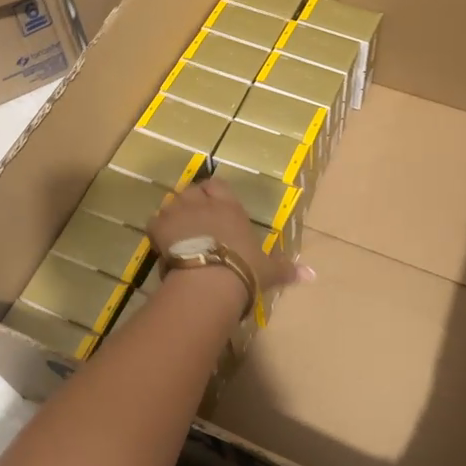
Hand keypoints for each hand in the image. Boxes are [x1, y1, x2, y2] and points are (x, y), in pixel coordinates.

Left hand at [148, 180, 297, 293]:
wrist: (212, 279)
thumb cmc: (245, 269)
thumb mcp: (269, 270)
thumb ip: (287, 269)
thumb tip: (312, 274)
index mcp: (230, 208)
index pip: (218, 186)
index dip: (214, 193)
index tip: (213, 206)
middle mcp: (205, 204)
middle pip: (192, 191)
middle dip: (192, 202)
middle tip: (194, 223)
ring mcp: (180, 213)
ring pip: (172, 203)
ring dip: (173, 216)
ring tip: (177, 235)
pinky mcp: (160, 226)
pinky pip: (154, 221)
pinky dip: (157, 231)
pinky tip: (162, 245)